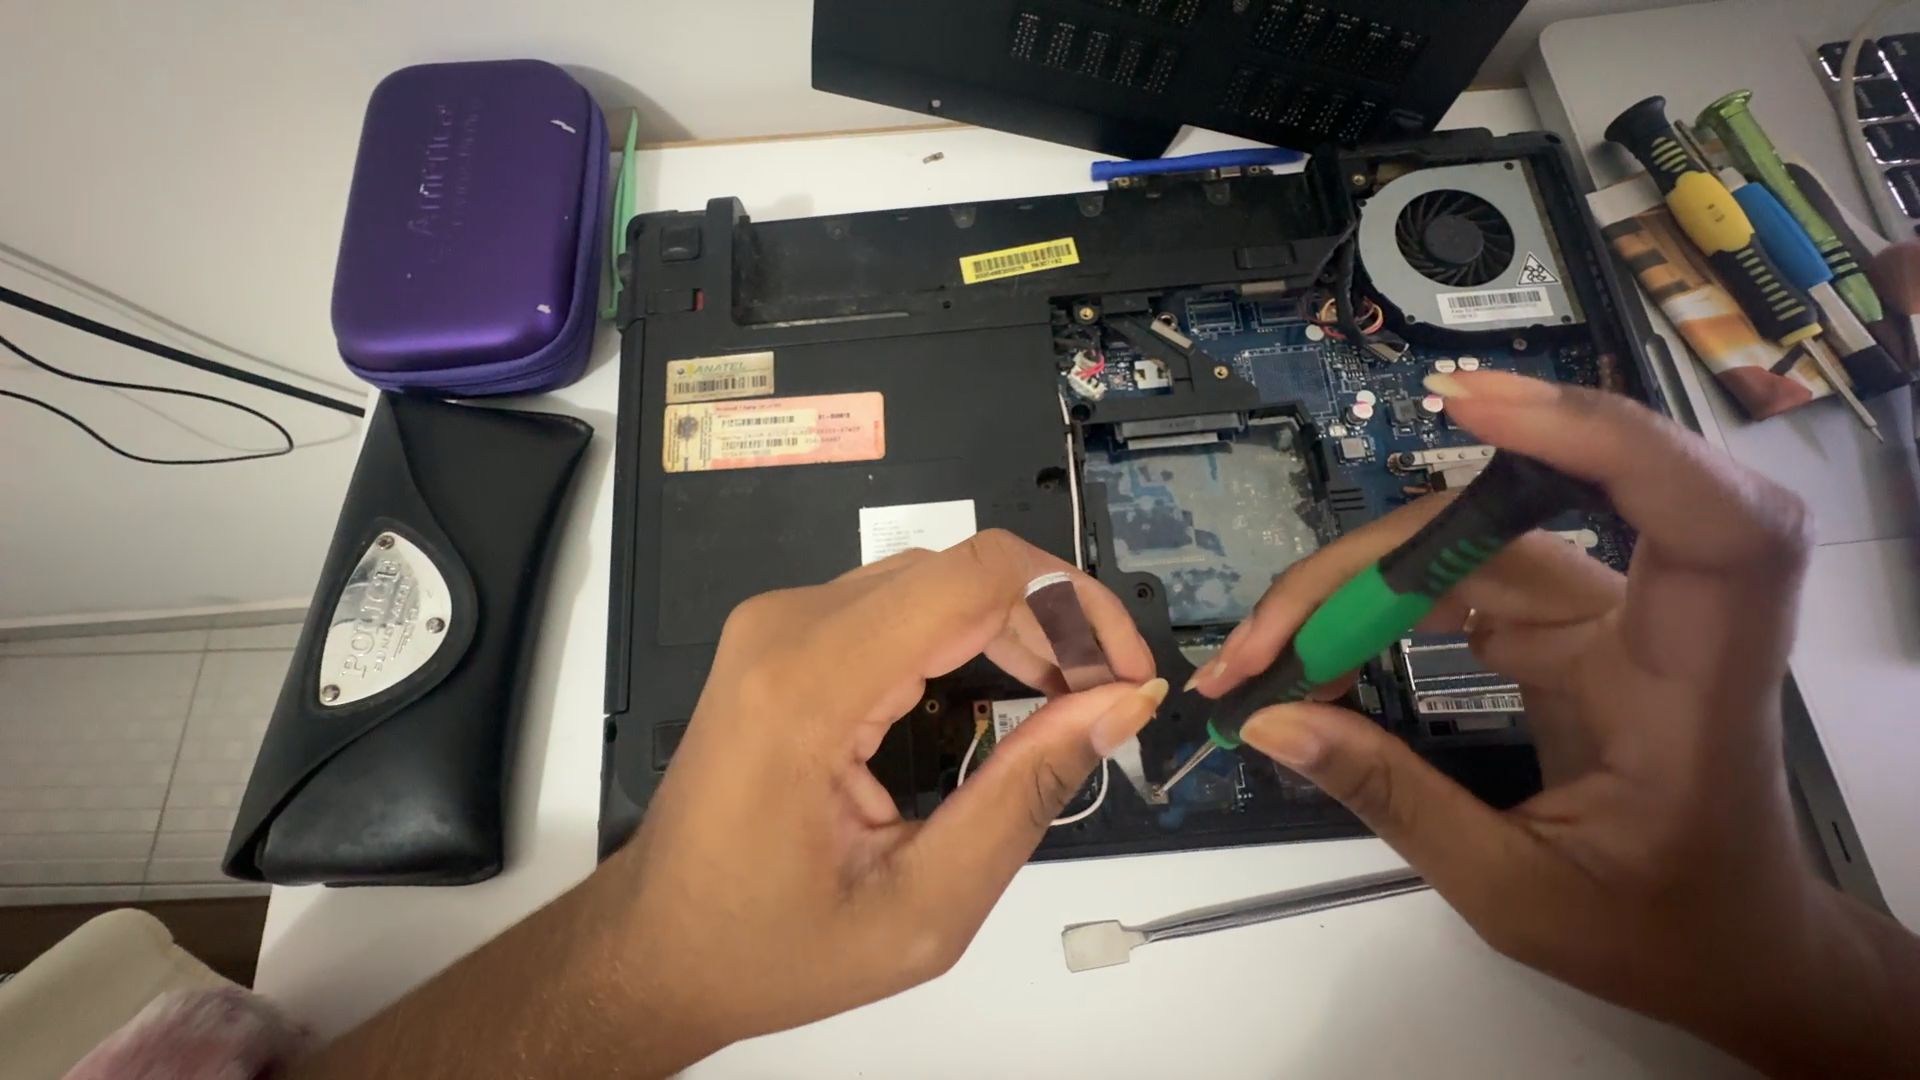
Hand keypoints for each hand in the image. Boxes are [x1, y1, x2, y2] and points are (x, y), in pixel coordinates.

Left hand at [613, 530, 1165, 1066]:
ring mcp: (781, 621)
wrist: (658, 941)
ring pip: (935, 581)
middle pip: (961, 572)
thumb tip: (1116, 706)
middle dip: (1054, 624)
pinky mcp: (787, 633)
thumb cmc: (773, 945)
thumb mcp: (923, 907)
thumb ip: (1026, 792)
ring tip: (1065, 697)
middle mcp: (789, 625)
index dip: (1073, 605)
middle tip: (1104, 700)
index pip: (973, 576)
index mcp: (810, 684)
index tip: (1124, 672)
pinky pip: (900, 602)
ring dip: (1016, 627)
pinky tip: (1004, 682)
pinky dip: (968, 632)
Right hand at [1189, 371, 1917, 1076]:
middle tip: (1260, 644)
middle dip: (1357, 573)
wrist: (1721, 943)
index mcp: (1688, 684)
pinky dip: (1359, 613)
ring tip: (1259, 659)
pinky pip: (1435, 587)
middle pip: (1489, 538)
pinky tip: (1308, 656)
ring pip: (1444, 555)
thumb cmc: (1655, 930)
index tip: (1468, 406)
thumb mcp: (1513, 891)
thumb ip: (1392, 800)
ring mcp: (1587, 614)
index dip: (1599, 440)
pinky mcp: (1543, 624)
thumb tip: (1272, 722)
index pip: (1699, 521)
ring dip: (1339, 595)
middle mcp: (1641, 620)